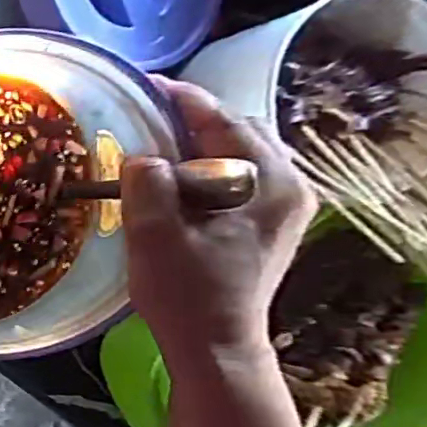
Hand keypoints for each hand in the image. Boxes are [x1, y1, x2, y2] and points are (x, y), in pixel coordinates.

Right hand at [124, 77, 317, 358]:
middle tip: (137, 115)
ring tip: (146, 144)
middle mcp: (289, 189)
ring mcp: (281, 207)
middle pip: (236, 134)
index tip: (143, 84)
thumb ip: (149, 184)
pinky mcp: (265, 223)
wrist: (213, 342)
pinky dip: (198, 168)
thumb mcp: (155, 235)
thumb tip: (142, 155)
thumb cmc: (185, 290)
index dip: (183, 99)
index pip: (227, 123)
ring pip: (233, 156)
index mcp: (272, 187)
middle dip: (188, 119)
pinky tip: (167, 180)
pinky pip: (232, 178)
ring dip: (191, 145)